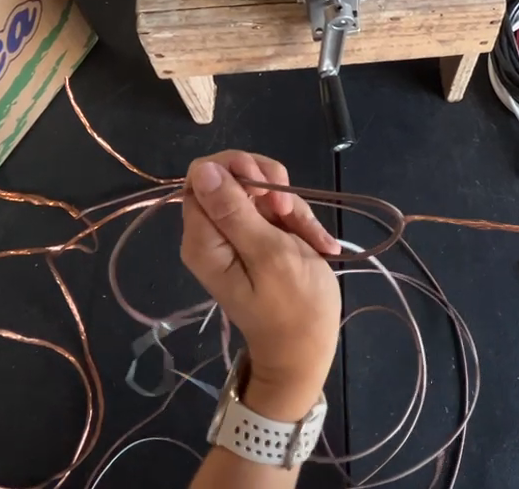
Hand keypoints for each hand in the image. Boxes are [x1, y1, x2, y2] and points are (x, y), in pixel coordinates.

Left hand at [179, 151, 340, 420]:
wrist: (310, 348)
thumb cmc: (292, 307)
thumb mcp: (268, 254)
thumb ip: (235, 210)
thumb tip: (203, 169)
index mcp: (203, 240)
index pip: (202, 176)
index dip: (235, 169)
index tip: (265, 187)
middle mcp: (213, 234)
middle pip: (231, 176)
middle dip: (267, 184)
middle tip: (287, 209)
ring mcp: (237, 235)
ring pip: (259, 189)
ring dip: (290, 204)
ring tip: (307, 235)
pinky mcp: (260, 237)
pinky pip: (275, 208)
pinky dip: (299, 219)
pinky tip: (316, 242)